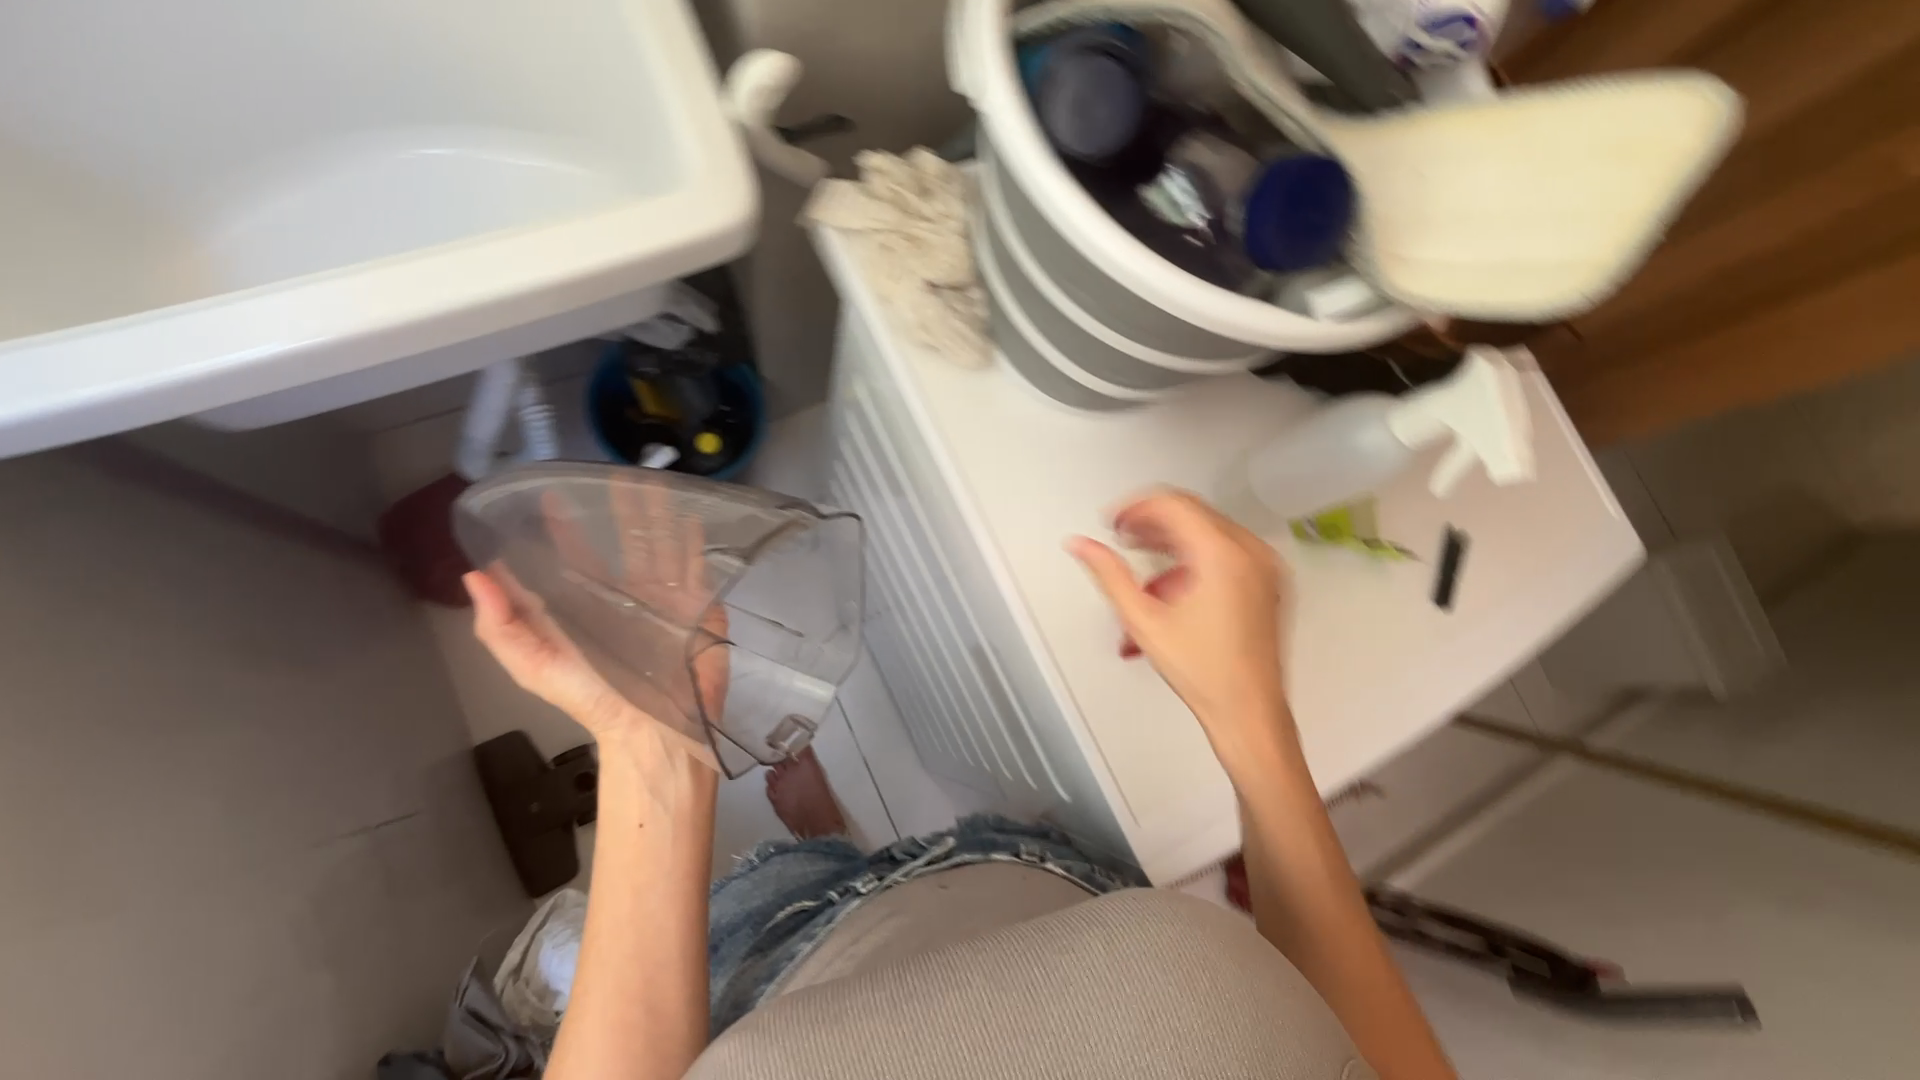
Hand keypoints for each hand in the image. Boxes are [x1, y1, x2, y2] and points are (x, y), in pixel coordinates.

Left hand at [464, 484, 728, 759]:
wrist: (653, 728)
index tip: (552, 495)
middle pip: (624, 543)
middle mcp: (626, 596)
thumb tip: (476, 574)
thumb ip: (501, 626)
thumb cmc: (592, 696)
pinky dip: (697, 541)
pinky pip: (697, 567)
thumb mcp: (533, 666)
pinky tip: (694, 513)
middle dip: (621, 510)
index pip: (574, 557)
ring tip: (656, 481)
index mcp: (587, 605)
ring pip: (662, 546)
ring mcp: (664, 600)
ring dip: (659, 515)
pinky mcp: (698, 607)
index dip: (561, 528)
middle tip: (617, 472)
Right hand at [1067, 489, 1296, 772]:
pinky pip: (1226, 550)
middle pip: (1192, 513)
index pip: (1173, 504)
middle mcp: (1250, 552)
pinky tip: (1168, 583)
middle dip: (1151, 523)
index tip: (1113, 523)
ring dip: (1170, 540)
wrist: (1247, 709)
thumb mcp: (1142, 619)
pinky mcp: (1268, 581)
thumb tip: (1080, 545)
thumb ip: (1108, 574)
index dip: (1136, 508)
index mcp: (1222, 555)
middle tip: (1121, 537)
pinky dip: (1194, 557)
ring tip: (1140, 561)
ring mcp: (1264, 566)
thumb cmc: (1204, 673)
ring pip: (1208, 531)